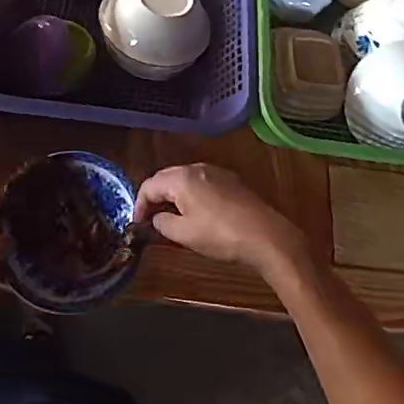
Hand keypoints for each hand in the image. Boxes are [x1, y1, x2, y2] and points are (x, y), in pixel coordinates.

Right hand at [135, 164, 309, 280]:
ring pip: (186, 179)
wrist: (265, 235)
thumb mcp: (183, 234)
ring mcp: (217, 172)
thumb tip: (156, 219)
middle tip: (150, 219)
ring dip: (174, 196)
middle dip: (155, 197)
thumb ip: (162, 224)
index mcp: (181, 178)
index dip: (139, 205)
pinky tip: (196, 213)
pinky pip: (203, 183)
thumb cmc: (219, 234)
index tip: (138, 224)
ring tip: (171, 217)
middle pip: (167, 178)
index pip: (150, 185)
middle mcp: (197, 168)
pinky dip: (192, 195)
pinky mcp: (232, 181)